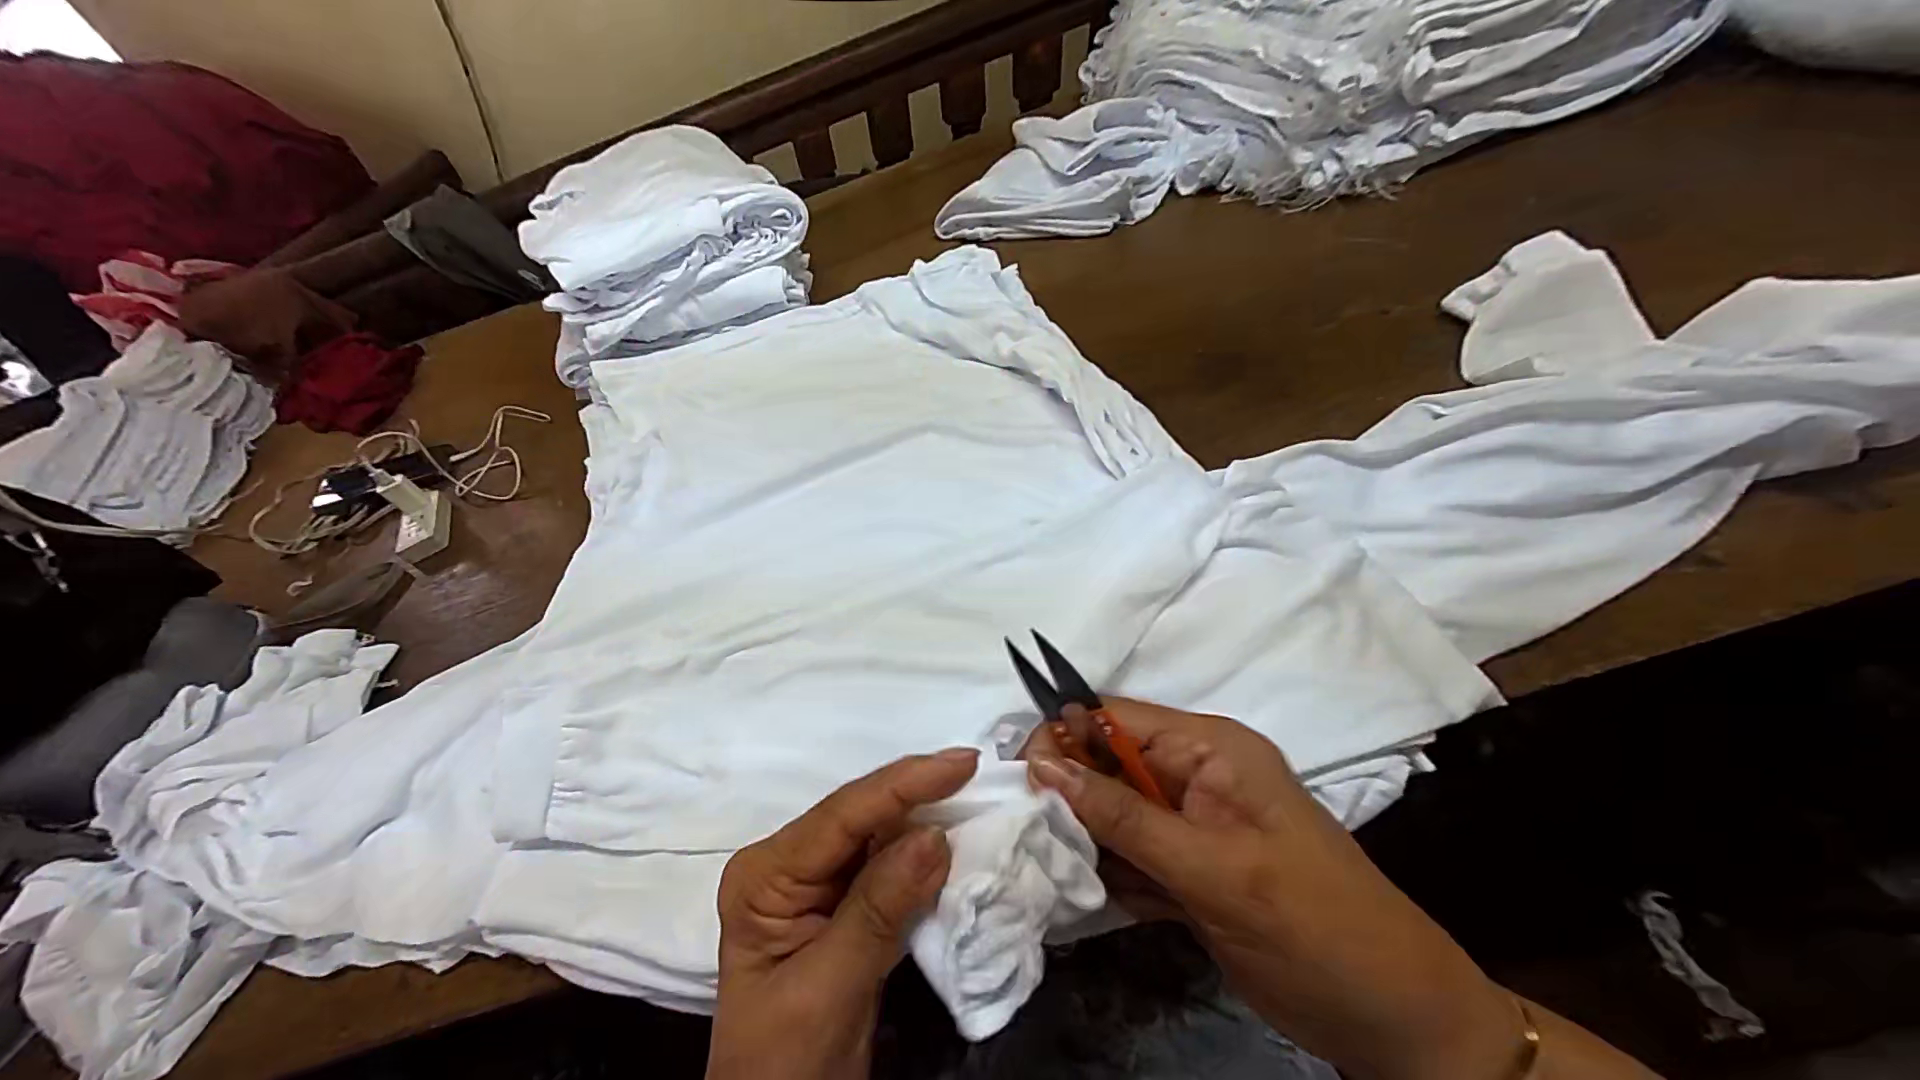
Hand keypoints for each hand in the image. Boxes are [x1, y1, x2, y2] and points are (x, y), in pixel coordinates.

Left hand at [707, 748, 977, 1079]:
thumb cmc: (785, 1063)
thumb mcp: (828, 988)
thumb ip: (878, 909)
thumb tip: (934, 835)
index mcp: (766, 875)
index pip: (842, 815)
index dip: (904, 783)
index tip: (963, 762)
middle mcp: (788, 864)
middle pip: (861, 814)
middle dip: (918, 791)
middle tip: (977, 770)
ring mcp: (816, 882)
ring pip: (878, 833)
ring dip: (926, 815)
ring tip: (974, 792)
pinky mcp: (844, 901)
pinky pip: (889, 864)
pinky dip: (924, 853)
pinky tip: (953, 837)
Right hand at [1027, 701, 1524, 1079]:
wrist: (1394, 1021)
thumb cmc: (1314, 926)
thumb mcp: (1214, 869)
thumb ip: (1124, 816)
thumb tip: (1042, 764)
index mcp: (1210, 748)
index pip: (1114, 719)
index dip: (1063, 737)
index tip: (1018, 779)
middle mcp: (1195, 774)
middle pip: (1106, 764)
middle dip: (1068, 795)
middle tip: (1028, 834)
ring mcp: (1190, 824)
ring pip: (1110, 812)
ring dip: (1083, 839)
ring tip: (1053, 869)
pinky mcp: (1186, 868)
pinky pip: (1127, 854)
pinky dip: (1107, 874)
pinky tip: (1090, 898)